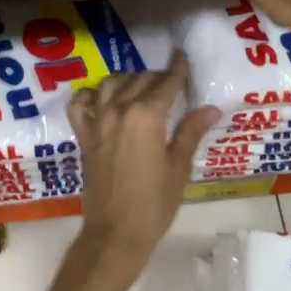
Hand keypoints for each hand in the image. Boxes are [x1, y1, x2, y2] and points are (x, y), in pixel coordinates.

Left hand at [67, 55, 221, 277]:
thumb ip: (190, 132)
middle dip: (158, 77)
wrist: (115, 234)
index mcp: (147, 116)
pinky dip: (90, 96)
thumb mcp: (179, 168)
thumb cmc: (154, 204)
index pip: (166, 83)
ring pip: (110, 84)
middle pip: (140, 80)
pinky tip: (101, 99)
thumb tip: (211, 108)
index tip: (182, 56)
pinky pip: (79, 104)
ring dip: (127, 80)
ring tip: (140, 88)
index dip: (177, 69)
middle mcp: (119, 110)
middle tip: (171, 83)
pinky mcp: (84, 136)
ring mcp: (97, 122)